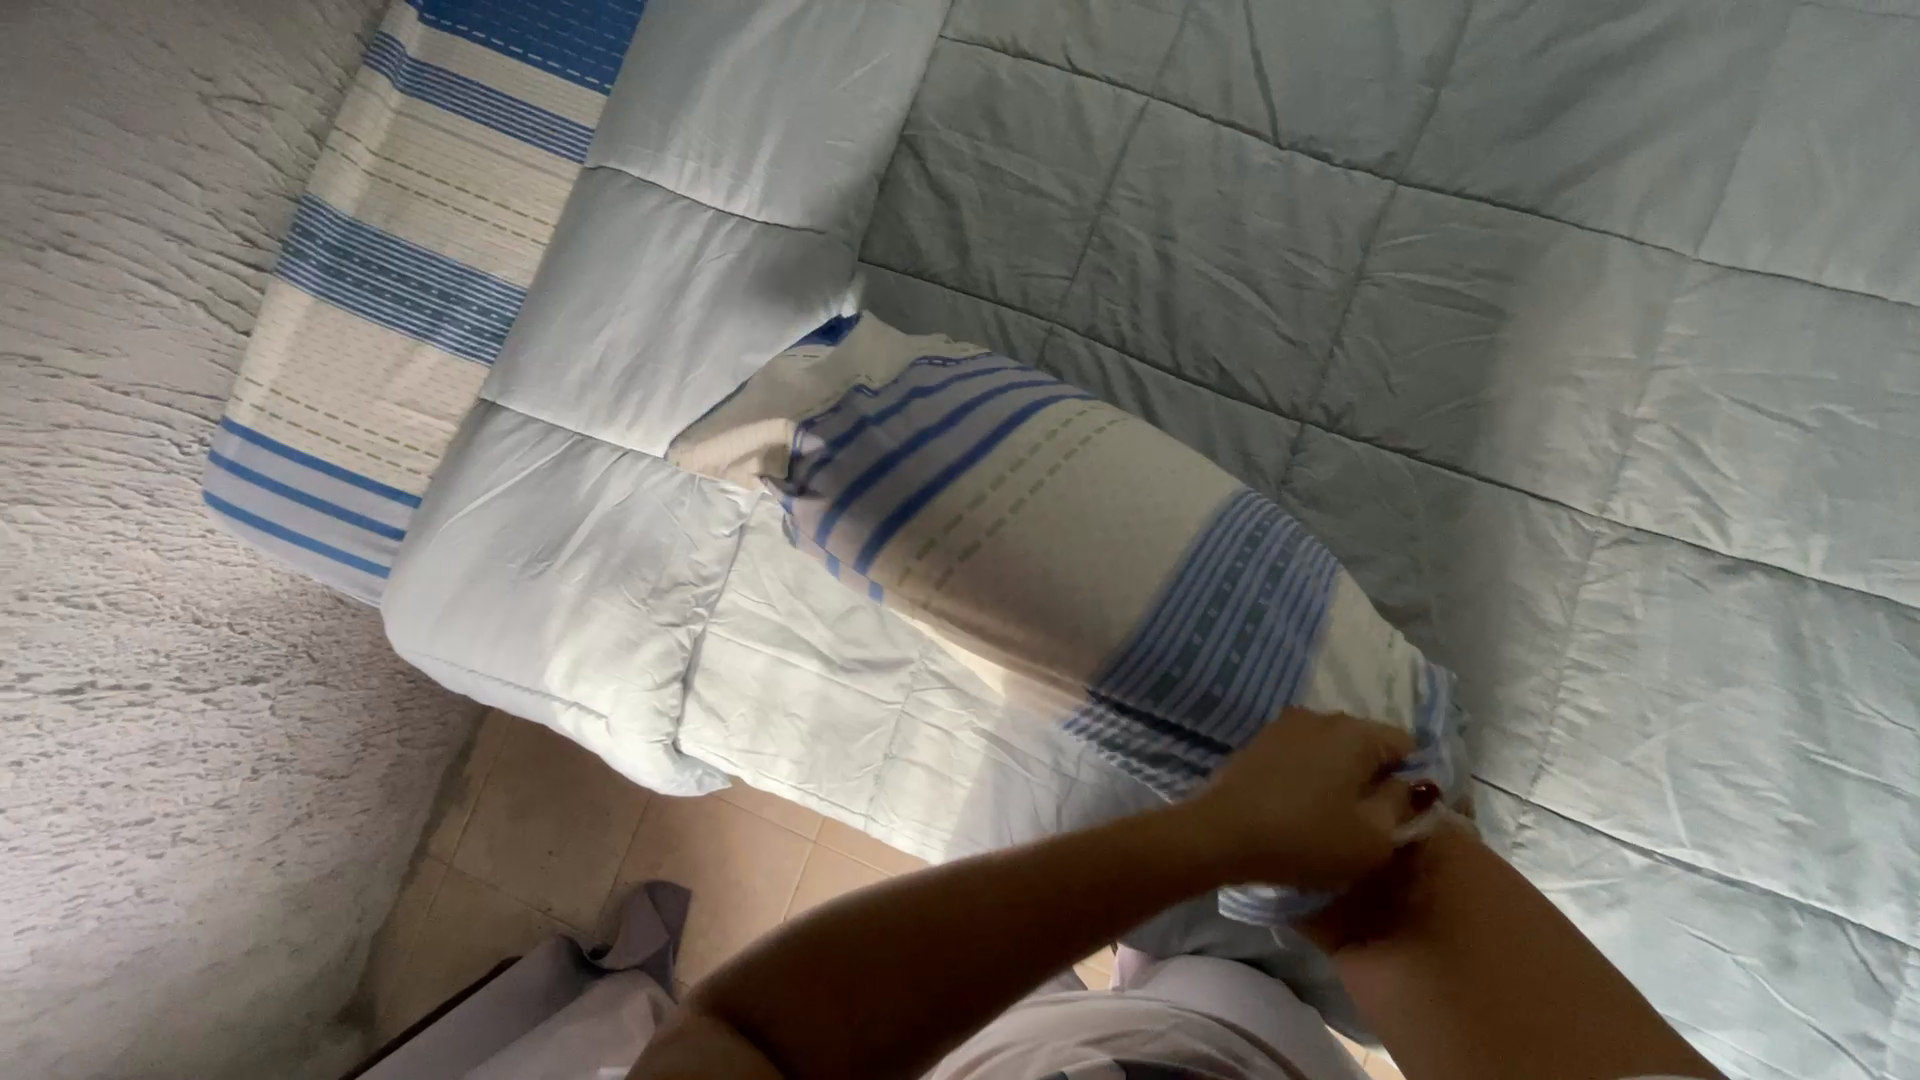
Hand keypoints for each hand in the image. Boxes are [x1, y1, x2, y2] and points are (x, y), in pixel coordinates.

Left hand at [1178, 708, 1420, 889]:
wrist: (1222, 832)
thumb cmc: (1307, 837)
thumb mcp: (1374, 836)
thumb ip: (1402, 805)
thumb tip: (1410, 785)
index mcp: (1354, 732)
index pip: (1406, 744)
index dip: (1412, 780)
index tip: (1401, 814)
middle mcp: (1319, 716)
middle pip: (1365, 743)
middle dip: (1373, 776)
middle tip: (1366, 820)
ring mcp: (1283, 726)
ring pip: (1330, 749)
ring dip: (1337, 776)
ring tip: (1330, 817)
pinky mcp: (1257, 742)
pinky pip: (1299, 755)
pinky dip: (1307, 775)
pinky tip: (1298, 806)